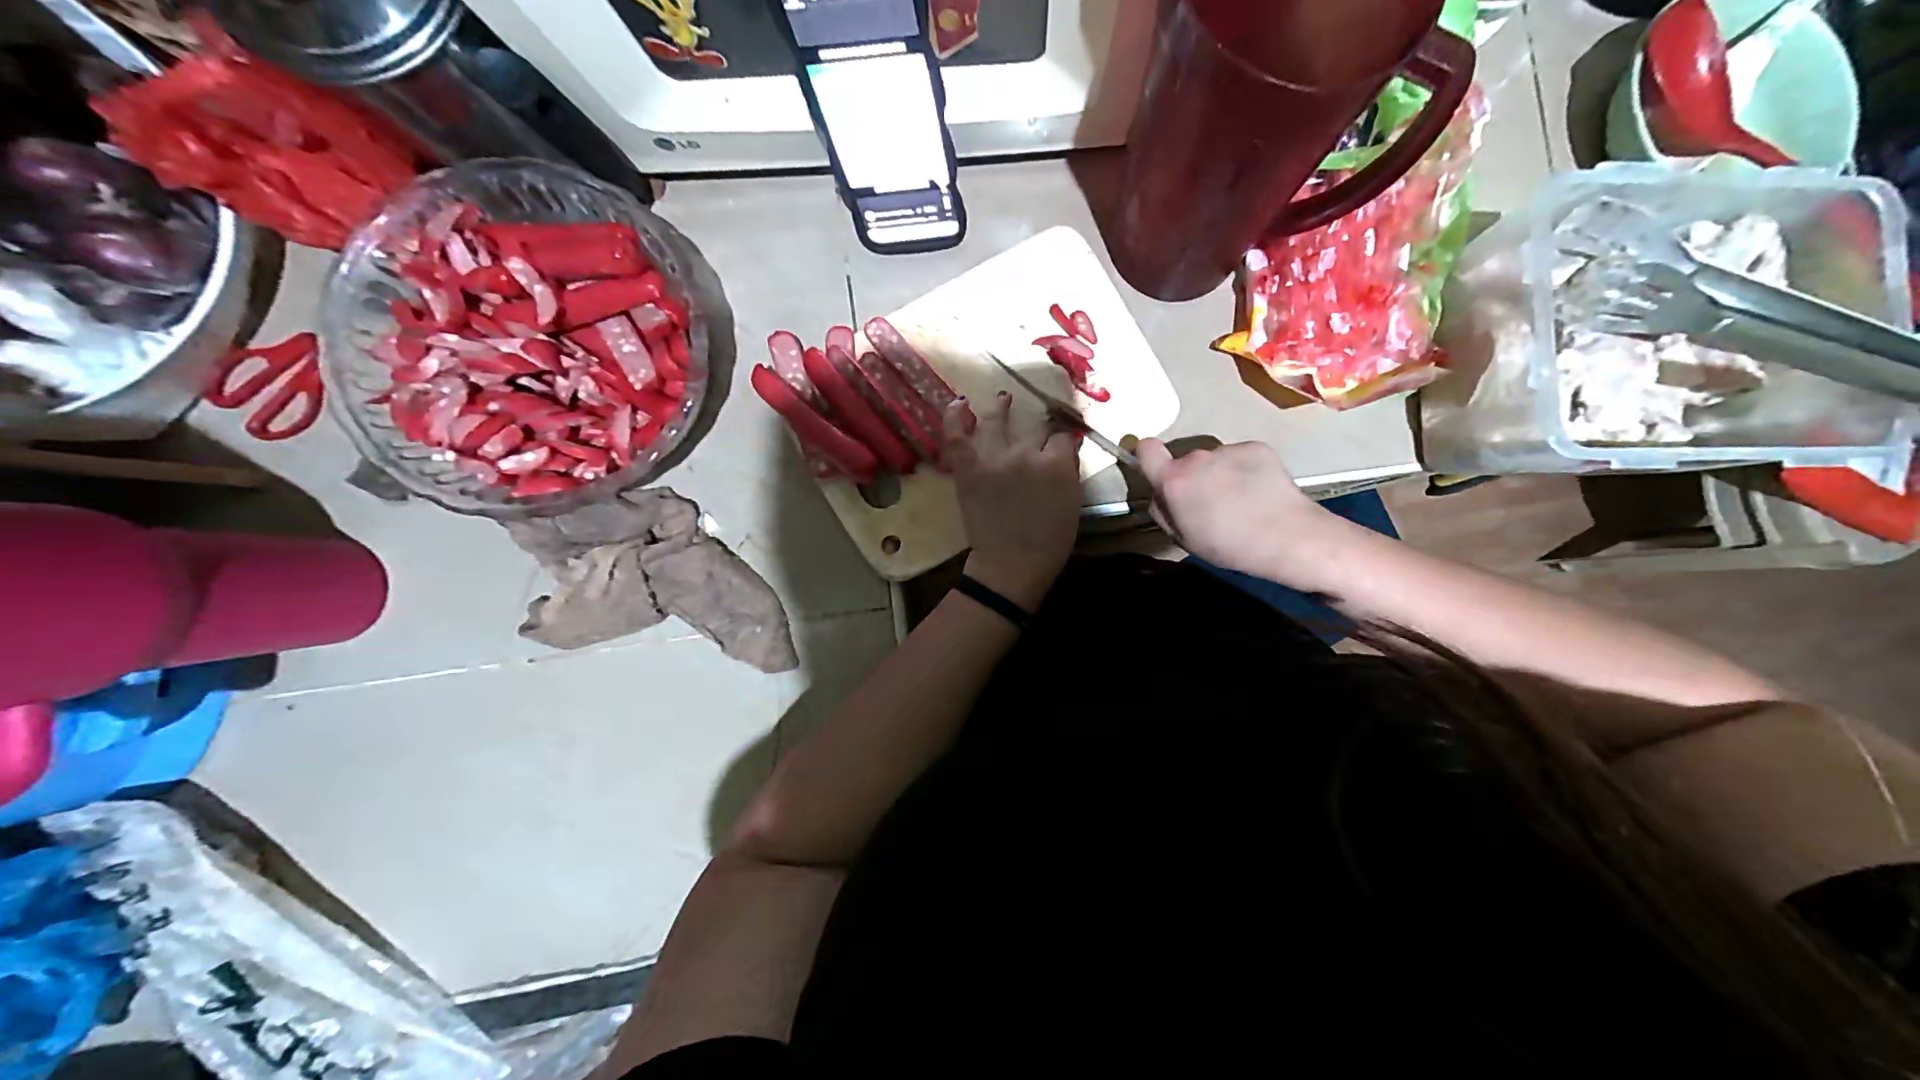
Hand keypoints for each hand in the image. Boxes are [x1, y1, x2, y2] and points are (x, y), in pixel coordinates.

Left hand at [945, 393, 1080, 609]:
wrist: (1010, 563)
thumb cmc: (1050, 541)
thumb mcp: (1073, 502)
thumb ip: (1069, 468)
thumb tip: (1067, 443)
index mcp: (1055, 462)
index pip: (1062, 435)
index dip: (1064, 437)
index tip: (1063, 439)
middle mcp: (1024, 452)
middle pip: (1033, 426)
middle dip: (1039, 428)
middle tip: (1039, 431)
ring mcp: (992, 457)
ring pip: (996, 419)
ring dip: (1000, 407)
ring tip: (1003, 399)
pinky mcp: (967, 467)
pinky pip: (956, 433)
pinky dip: (956, 416)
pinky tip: (961, 403)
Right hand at [1135, 438, 1348, 588]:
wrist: (1287, 536)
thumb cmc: (1228, 545)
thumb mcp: (1183, 538)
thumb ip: (1163, 511)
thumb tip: (1161, 495)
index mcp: (1173, 481)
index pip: (1147, 449)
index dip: (1149, 457)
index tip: (1159, 471)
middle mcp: (1196, 457)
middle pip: (1185, 461)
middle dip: (1193, 477)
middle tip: (1212, 503)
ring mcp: (1228, 449)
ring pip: (1215, 460)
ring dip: (1220, 473)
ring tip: (1242, 500)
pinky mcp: (1257, 447)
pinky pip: (1241, 456)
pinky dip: (1246, 469)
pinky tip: (1260, 492)